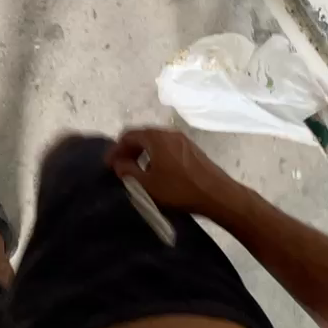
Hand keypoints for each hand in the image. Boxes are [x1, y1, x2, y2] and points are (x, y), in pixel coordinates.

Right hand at [106, 127, 240, 218]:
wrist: (217, 195)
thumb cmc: (179, 189)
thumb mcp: (148, 184)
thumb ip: (128, 171)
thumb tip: (118, 163)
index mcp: (155, 137)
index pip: (128, 135)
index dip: (116, 149)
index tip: (109, 164)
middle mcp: (168, 132)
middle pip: (142, 136)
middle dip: (128, 150)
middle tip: (120, 167)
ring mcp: (182, 139)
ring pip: (155, 141)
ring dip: (142, 152)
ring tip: (137, 170)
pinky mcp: (192, 148)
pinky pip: (166, 146)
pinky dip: (156, 154)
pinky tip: (156, 170)